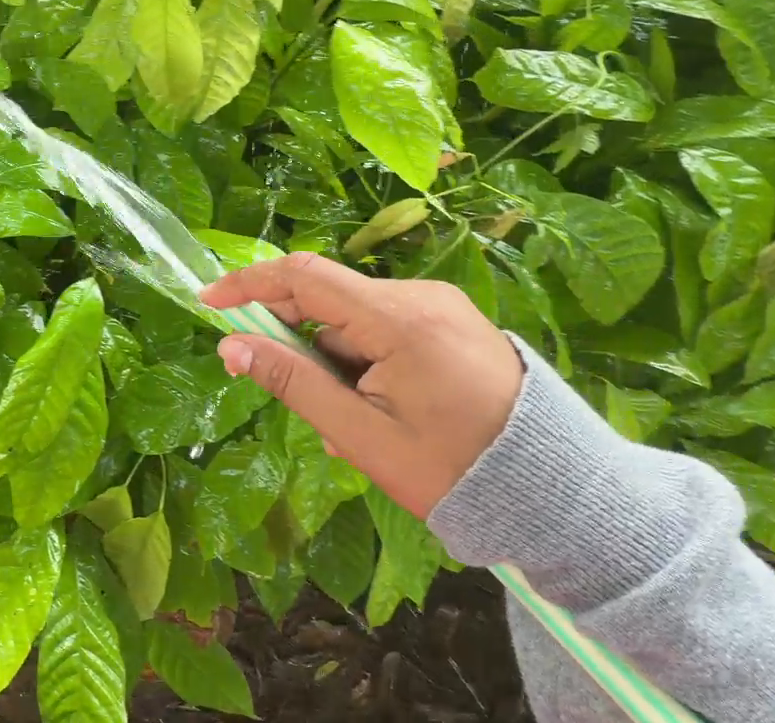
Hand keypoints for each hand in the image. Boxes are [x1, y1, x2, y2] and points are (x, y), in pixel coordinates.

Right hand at [199, 252, 523, 518]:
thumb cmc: (455, 471)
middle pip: (326, 296)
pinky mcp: (453, 324)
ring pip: (352, 317)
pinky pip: (382, 328)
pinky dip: (358, 359)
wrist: (565, 499)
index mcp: (401, 319)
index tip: (208, 304)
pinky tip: (369, 407)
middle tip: (276, 383)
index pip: (304, 276)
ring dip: (327, 357)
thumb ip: (291, 382)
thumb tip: (231, 346)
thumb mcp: (360, 434)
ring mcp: (442, 308)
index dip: (248, 284)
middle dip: (290, 334)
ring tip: (340, 421)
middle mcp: (422, 297)